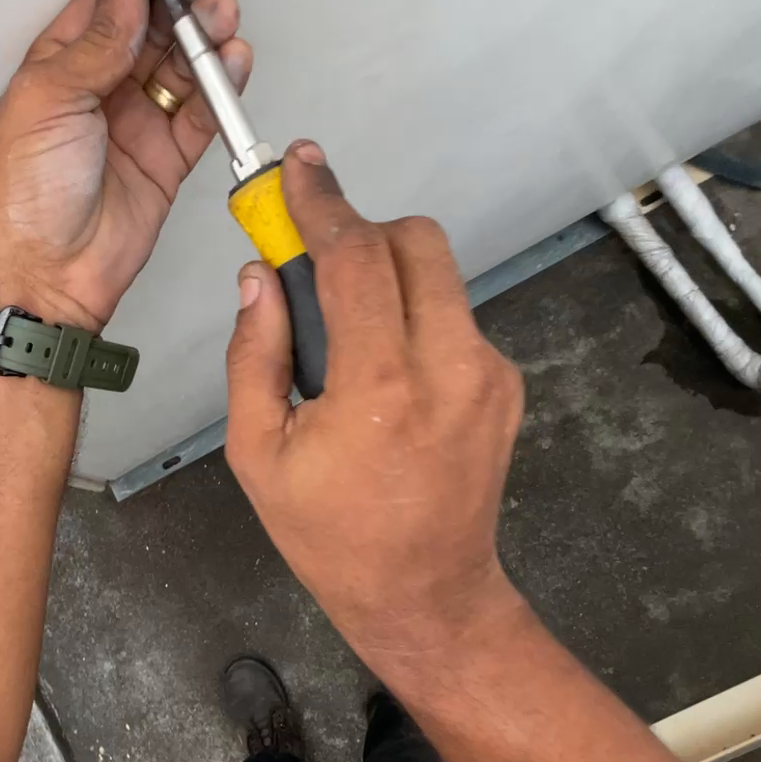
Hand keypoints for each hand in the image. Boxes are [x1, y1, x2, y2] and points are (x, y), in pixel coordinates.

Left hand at [0, 0, 251, 332]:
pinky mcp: (163, 161)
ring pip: (181, 64)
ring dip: (205, 35)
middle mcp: (98, 91)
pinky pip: (199, 115)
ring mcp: (133, 125)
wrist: (46, 277)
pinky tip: (230, 63)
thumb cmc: (21, 201)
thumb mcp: (48, 99)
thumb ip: (96, 40)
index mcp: (59, 67)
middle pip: (152, 24)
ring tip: (221, 16)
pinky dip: (219, 89)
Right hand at [224, 142, 528, 692]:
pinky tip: (385, 376)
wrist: (424, 594)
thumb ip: (254, 357)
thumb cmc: (327, 534)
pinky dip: (412, 317)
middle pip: (415, 241)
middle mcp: (451, 365)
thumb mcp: (257, 454)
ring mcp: (491, 374)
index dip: (321, 203)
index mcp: (380, 386)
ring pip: (439, 274)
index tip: (299, 166)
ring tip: (346, 337)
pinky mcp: (506, 386)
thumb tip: (259, 279)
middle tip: (316, 268)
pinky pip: (454, 318)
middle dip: (361, 233)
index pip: (354, 258)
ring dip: (385, 277)